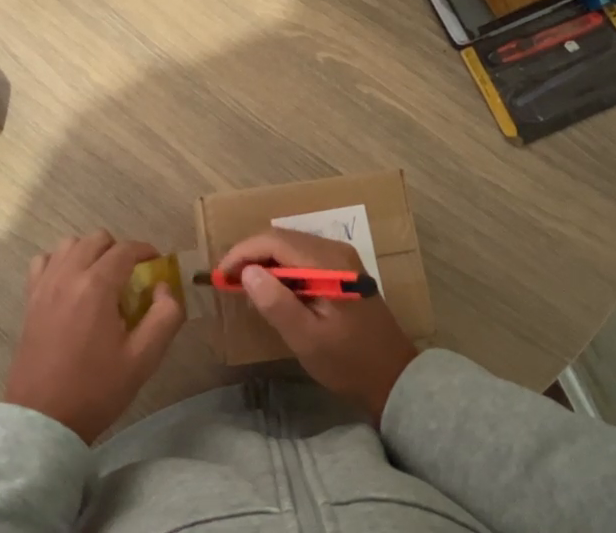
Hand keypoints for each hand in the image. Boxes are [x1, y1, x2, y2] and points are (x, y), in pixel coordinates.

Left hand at [4, 230, 184, 441]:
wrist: (43, 418)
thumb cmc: (96, 389)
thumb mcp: (144, 359)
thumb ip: (165, 317)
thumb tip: (164, 288)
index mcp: (96, 287)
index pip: (125, 250)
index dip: (145, 251)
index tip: (157, 264)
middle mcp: (67, 275)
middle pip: (97, 239)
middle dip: (119, 250)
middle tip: (131, 277)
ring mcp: (44, 285)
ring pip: (69, 244)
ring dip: (90, 252)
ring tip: (102, 279)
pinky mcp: (30, 299)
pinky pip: (45, 261)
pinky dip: (61, 262)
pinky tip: (71, 285)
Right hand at [217, 228, 418, 421]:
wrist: (394, 378)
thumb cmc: (349, 362)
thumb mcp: (307, 340)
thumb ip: (277, 304)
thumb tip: (247, 272)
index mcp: (328, 264)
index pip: (274, 241)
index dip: (242, 253)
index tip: (221, 274)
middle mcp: (335, 251)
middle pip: (281, 238)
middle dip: (250, 255)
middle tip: (228, 281)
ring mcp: (341, 258)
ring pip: (290, 245)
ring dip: (264, 260)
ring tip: (244, 285)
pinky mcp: (342, 270)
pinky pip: (302, 256)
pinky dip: (281, 266)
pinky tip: (271, 289)